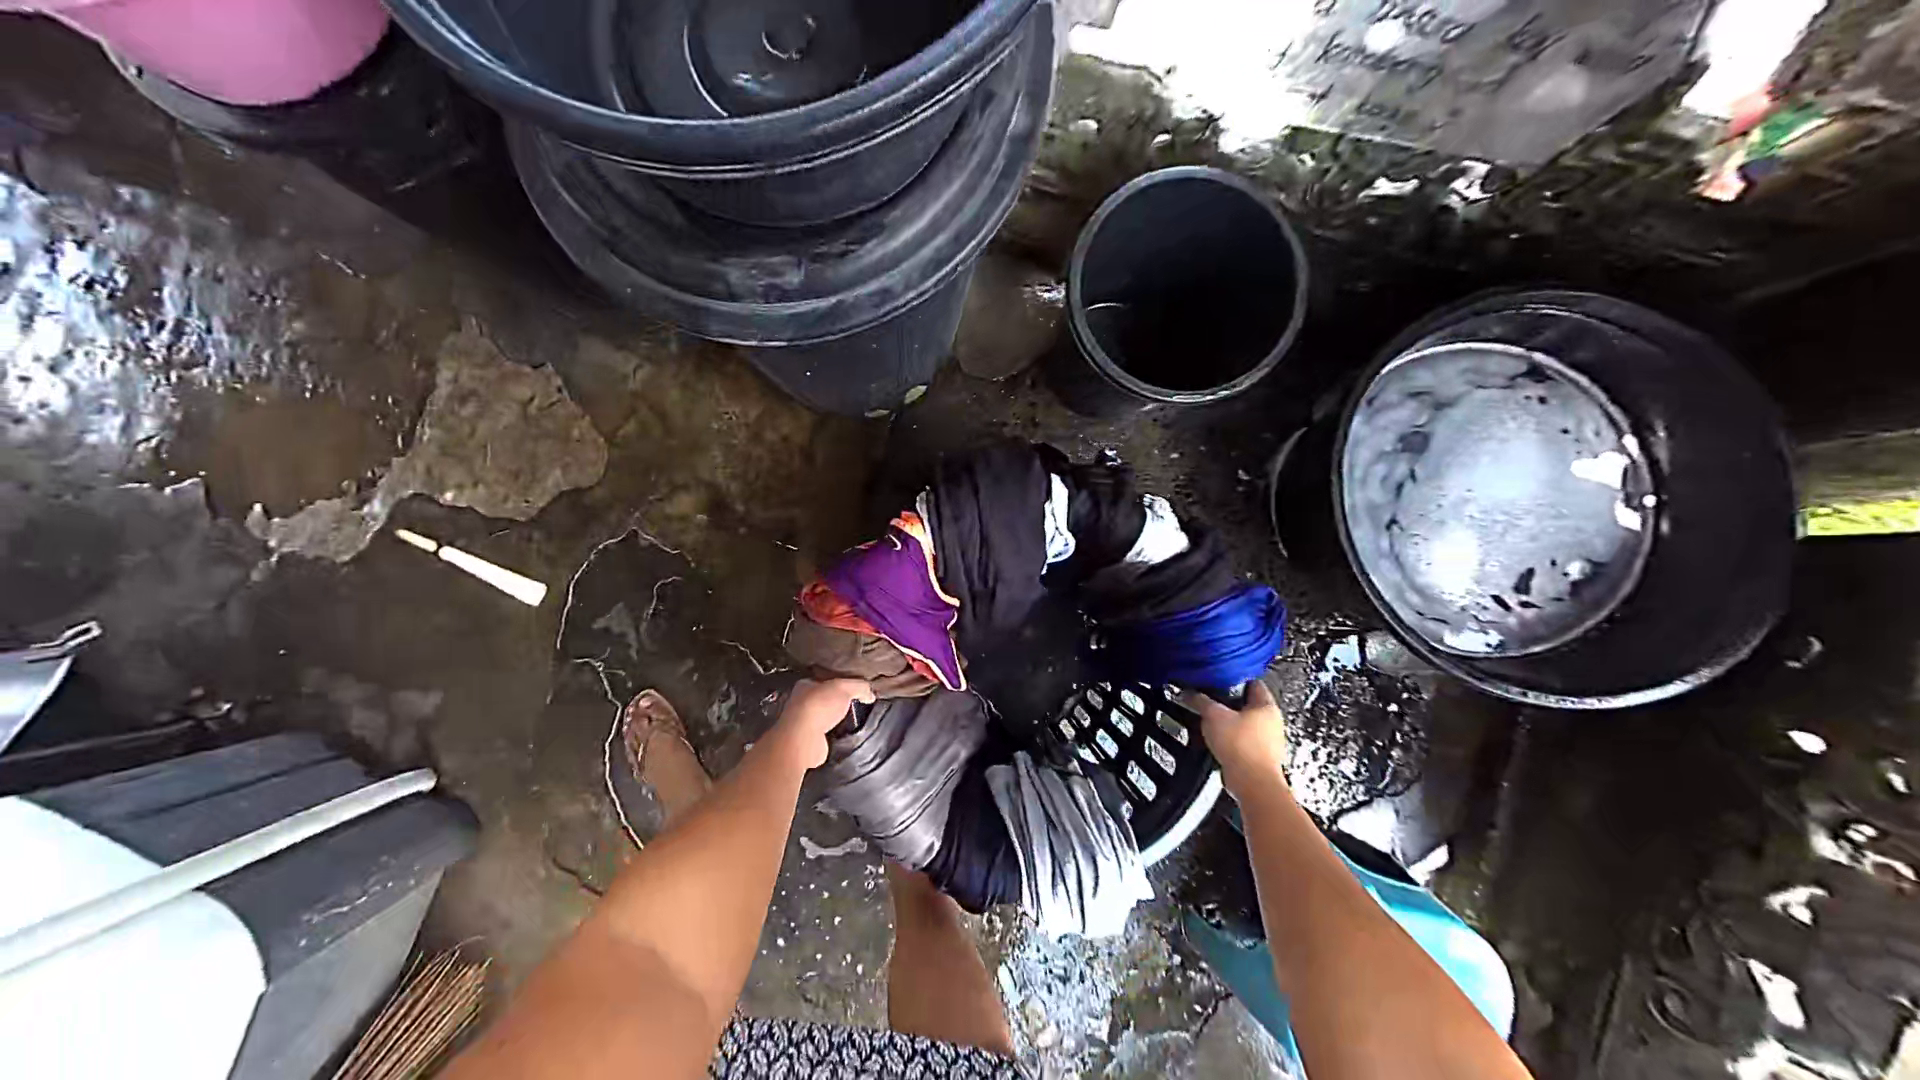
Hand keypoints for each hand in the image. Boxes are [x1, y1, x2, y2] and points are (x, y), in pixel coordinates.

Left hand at [767, 678, 873, 770]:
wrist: (804, 739)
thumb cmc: (818, 706)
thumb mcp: (844, 687)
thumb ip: (859, 686)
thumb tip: (870, 693)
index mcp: (805, 684)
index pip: (825, 678)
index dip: (841, 680)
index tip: (856, 685)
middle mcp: (801, 703)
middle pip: (826, 698)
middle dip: (841, 701)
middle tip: (859, 702)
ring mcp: (804, 723)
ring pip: (827, 717)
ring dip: (839, 719)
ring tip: (855, 718)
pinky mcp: (810, 740)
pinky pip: (828, 734)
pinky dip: (837, 734)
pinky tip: (847, 732)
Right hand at [1193, 680, 1289, 795]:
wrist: (1252, 783)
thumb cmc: (1243, 748)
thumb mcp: (1213, 715)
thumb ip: (1200, 701)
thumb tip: (1190, 693)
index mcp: (1267, 706)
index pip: (1253, 683)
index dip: (1235, 679)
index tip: (1222, 679)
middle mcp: (1273, 723)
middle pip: (1249, 705)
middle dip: (1230, 704)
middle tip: (1213, 702)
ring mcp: (1270, 742)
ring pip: (1248, 725)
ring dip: (1232, 725)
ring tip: (1214, 725)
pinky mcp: (1262, 758)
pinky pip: (1246, 744)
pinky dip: (1234, 743)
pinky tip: (1221, 745)